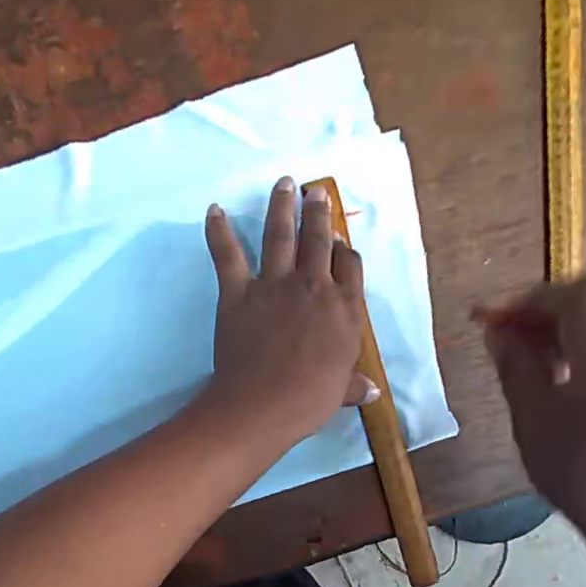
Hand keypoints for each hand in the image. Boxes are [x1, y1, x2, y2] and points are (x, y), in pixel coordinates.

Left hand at [202, 177, 376, 445]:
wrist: (264, 403)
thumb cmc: (310, 399)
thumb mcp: (340, 390)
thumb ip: (353, 384)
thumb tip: (371, 392)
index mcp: (345, 309)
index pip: (350, 266)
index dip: (343, 250)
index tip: (338, 239)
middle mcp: (313, 287)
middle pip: (319, 240)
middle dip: (318, 212)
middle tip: (316, 191)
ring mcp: (275, 285)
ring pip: (280, 235)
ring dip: (281, 206)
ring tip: (284, 183)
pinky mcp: (238, 292)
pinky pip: (227, 255)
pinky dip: (218, 232)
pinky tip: (214, 210)